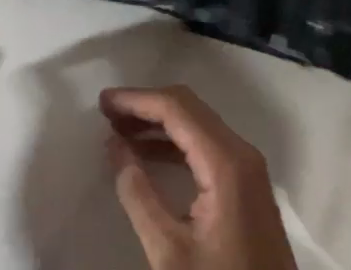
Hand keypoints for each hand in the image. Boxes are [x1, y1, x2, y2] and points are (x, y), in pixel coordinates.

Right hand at [100, 85, 297, 269]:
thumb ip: (137, 195)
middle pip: (189, 108)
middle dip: (145, 105)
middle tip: (108, 114)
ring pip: (198, 123)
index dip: (137, 99)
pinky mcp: (247, 184)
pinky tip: (147, 155)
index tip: (102, 102)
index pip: (176, 109)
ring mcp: (248, 168)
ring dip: (158, 122)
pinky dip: (174, 141)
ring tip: (120, 132)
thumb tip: (115, 146)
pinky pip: (207, 145)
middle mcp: (241, 153)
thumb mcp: (168, 251)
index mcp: (226, 163)